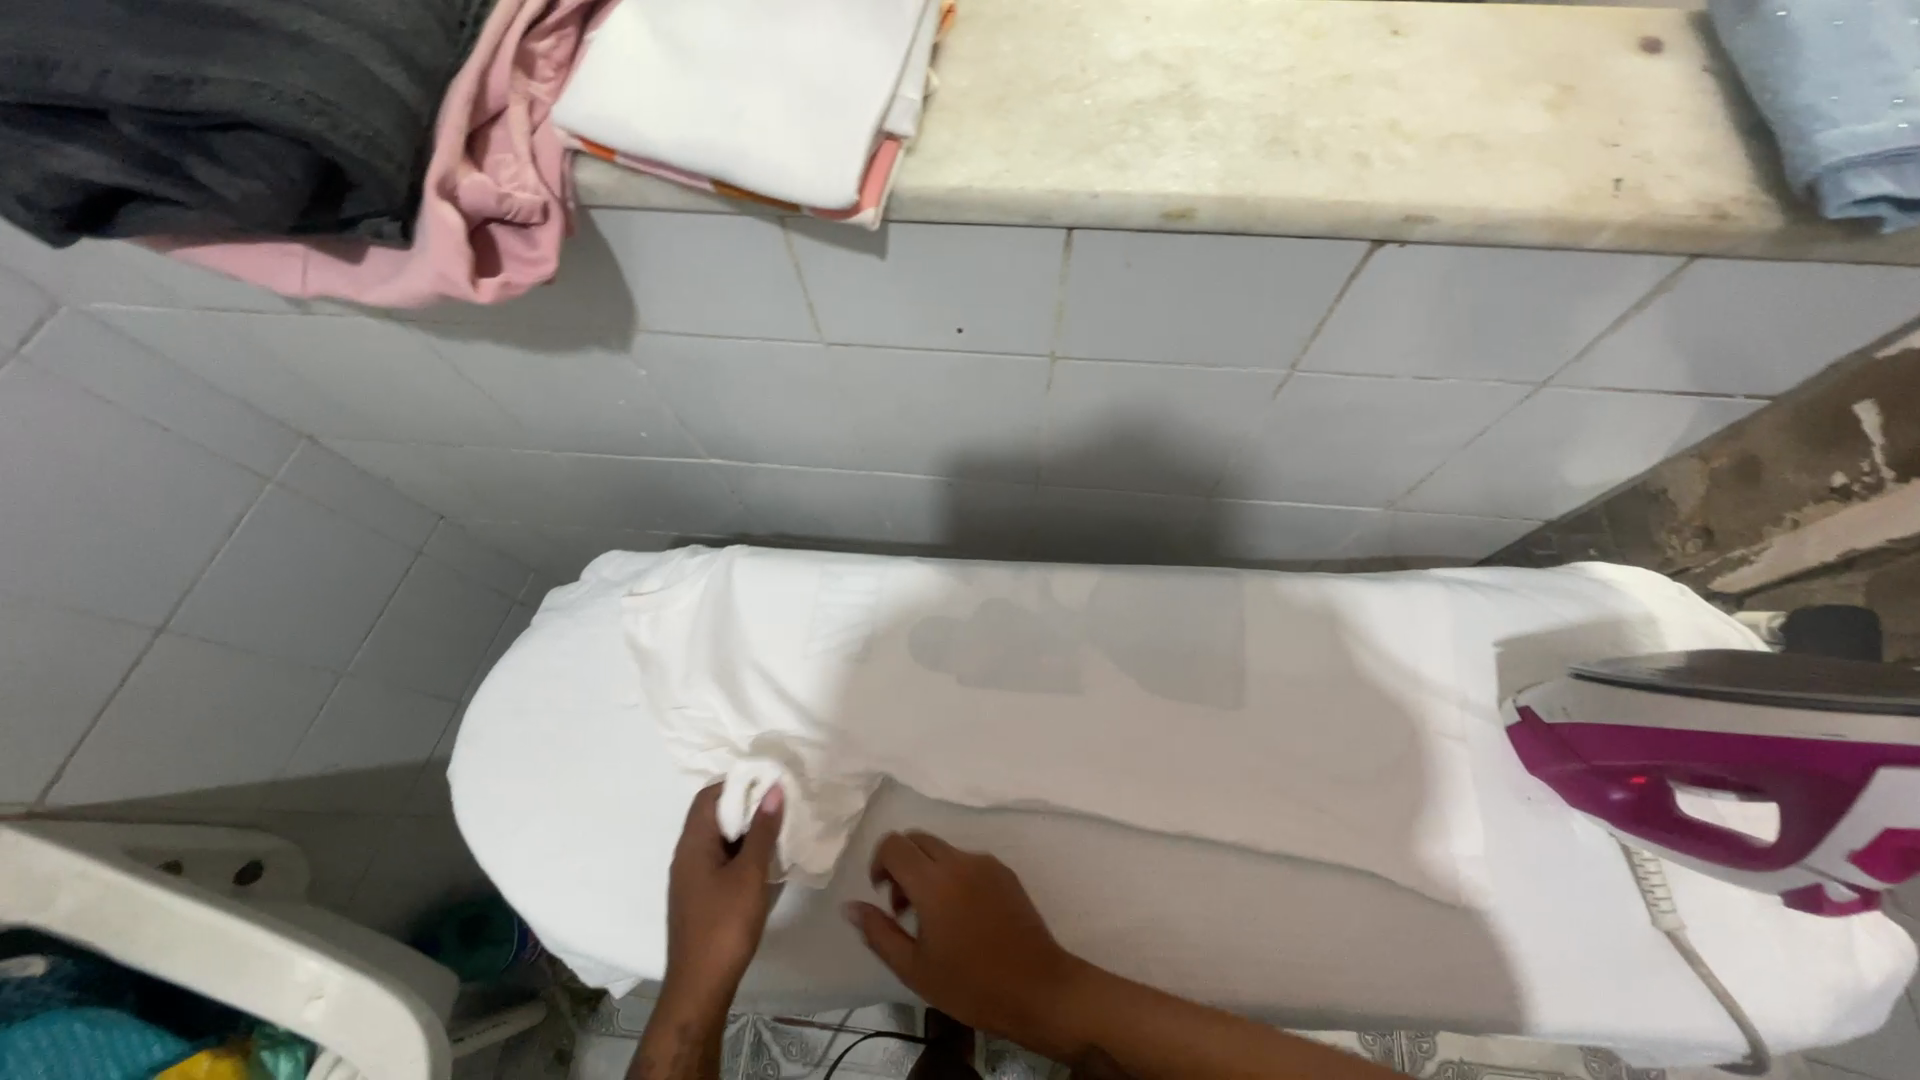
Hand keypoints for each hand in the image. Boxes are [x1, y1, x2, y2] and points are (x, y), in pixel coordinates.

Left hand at [662, 782, 783, 1007]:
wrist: (700, 985)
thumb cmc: (725, 925)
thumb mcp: (750, 874)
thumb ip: (762, 831)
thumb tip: (773, 788)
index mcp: (692, 844)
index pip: (709, 796)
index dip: (738, 783)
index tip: (769, 782)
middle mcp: (686, 855)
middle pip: (713, 816)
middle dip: (745, 806)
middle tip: (780, 803)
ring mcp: (691, 878)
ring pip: (718, 840)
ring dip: (745, 831)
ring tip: (778, 828)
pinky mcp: (700, 896)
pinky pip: (719, 861)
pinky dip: (741, 853)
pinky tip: (765, 862)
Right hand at [844, 832, 1084, 1048]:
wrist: (1038, 988)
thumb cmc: (970, 984)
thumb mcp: (913, 968)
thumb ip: (878, 932)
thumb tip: (851, 906)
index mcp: (933, 881)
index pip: (894, 844)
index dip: (879, 863)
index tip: (883, 895)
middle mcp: (959, 861)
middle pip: (918, 839)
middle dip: (902, 864)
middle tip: (904, 908)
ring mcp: (986, 863)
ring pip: (944, 850)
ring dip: (928, 870)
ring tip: (933, 917)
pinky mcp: (1006, 872)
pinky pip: (968, 861)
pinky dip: (954, 876)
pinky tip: (962, 917)